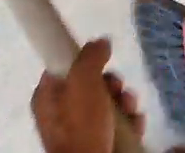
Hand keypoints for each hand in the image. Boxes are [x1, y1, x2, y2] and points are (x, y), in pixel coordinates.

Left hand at [31, 39, 145, 152]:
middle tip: (119, 87)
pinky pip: (117, 127)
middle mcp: (60, 113)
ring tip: (132, 107)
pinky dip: (130, 122)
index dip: (85, 60)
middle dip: (111, 83)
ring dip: (125, 101)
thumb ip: (91, 56)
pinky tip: (138, 122)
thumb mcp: (83, 80)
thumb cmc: (81, 124)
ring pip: (107, 105)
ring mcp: (81, 132)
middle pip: (90, 85)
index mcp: (46, 96)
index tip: (102, 59)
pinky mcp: (100, 147)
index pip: (64, 66)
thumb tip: (102, 41)